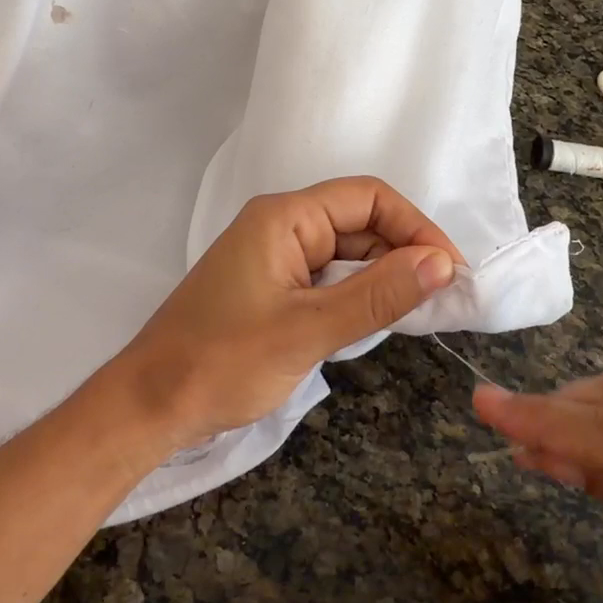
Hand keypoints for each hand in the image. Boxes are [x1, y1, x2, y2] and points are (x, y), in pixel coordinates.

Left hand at [110, 176, 464, 448]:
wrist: (152, 404)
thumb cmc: (223, 362)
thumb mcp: (309, 330)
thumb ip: (377, 295)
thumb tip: (442, 263)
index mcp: (283, 217)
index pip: (368, 198)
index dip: (416, 227)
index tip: (450, 271)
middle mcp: (280, 225)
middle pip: (359, 222)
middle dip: (403, 254)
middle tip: (443, 301)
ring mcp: (273, 256)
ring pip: (345, 252)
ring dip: (382, 277)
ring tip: (418, 313)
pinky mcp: (271, 286)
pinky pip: (326, 277)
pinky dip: (355, 294)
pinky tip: (376, 321)